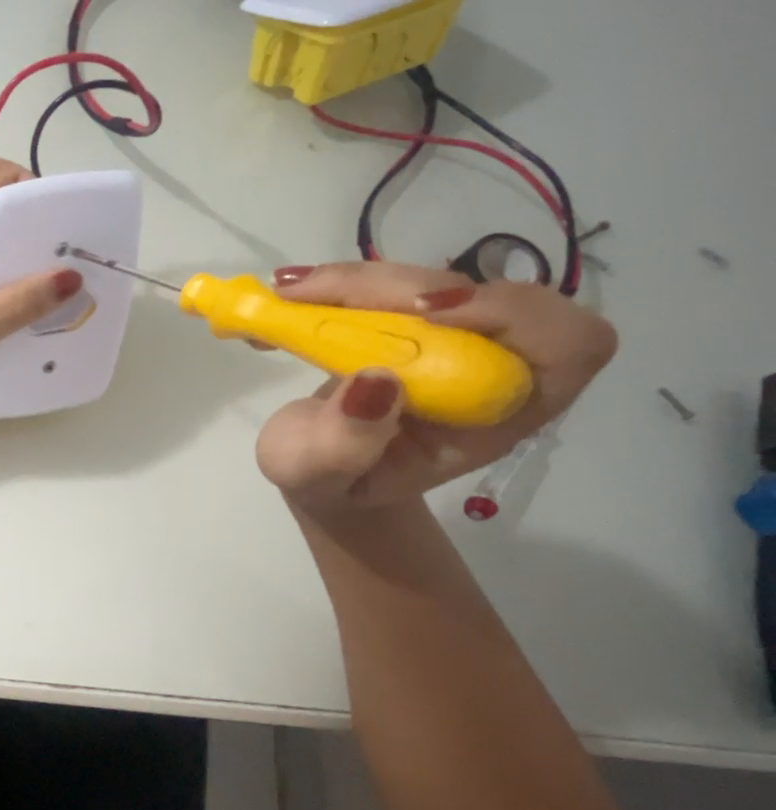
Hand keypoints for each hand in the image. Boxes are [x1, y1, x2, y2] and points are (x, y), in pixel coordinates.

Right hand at [255, 262, 617, 511]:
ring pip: (433, 281)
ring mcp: (459, 338)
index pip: (568, 346)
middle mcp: (496, 366)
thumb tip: (374, 380)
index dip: (514, 315)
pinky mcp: (421, 320)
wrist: (324, 469)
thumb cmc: (333, 483)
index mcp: (500, 414)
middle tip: (309, 296)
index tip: (422, 313)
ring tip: (286, 294)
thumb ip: (344, 446)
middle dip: (396, 289)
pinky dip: (345, 283)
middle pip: (486, 294)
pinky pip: (399, 284)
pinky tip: (294, 293)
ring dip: (359, 281)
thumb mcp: (320, 479)